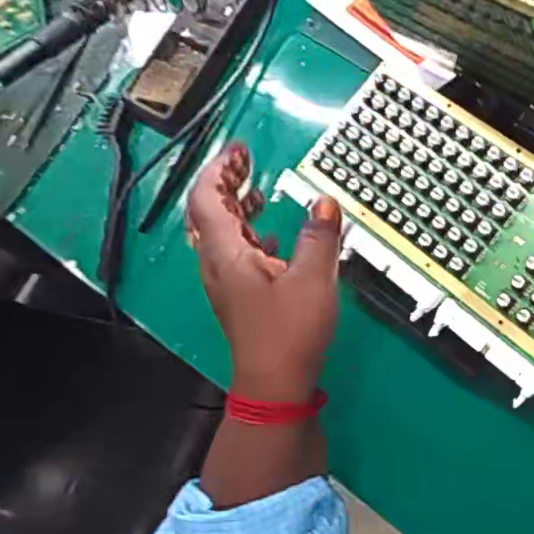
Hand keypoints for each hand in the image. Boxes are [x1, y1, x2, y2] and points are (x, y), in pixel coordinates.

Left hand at [187, 142, 343, 402]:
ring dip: (236, 208)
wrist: (275, 384)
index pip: (208, 198)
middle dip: (225, 183)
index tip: (241, 149)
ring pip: (221, 234)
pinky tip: (275, 238)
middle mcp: (217, 264)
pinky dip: (249, 235)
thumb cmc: (290, 331)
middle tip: (246, 162)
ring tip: (260, 192)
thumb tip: (325, 201)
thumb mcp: (313, 279)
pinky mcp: (239, 297)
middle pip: (209, 212)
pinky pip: (235, 254)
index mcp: (227, 253)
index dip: (220, 168)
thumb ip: (319, 236)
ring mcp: (226, 282)